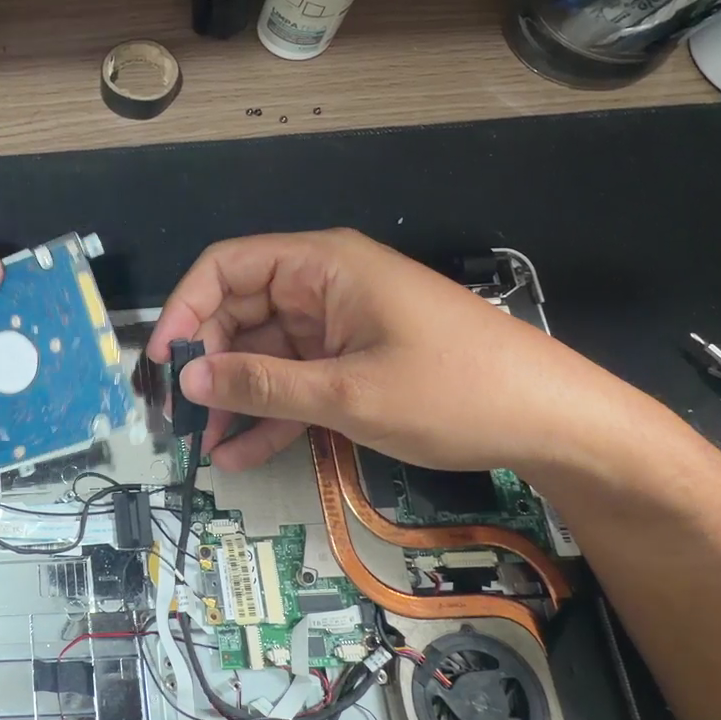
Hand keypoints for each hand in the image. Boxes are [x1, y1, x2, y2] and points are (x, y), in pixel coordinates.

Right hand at [144, 229, 646, 476]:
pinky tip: (239, 454)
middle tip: (176, 417)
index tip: (162, 364)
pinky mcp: (351, 362)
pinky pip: (294, 382)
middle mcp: (321, 286)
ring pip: (263, 354)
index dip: (185, 310)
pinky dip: (269, 413)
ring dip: (233, 398)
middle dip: (206, 365)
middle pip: (239, 313)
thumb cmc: (454, 391)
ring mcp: (336, 326)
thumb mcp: (348, 393)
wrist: (558, 425)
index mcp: (320, 265)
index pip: (226, 267)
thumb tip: (186, 380)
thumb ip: (261, 384)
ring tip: (201, 448)